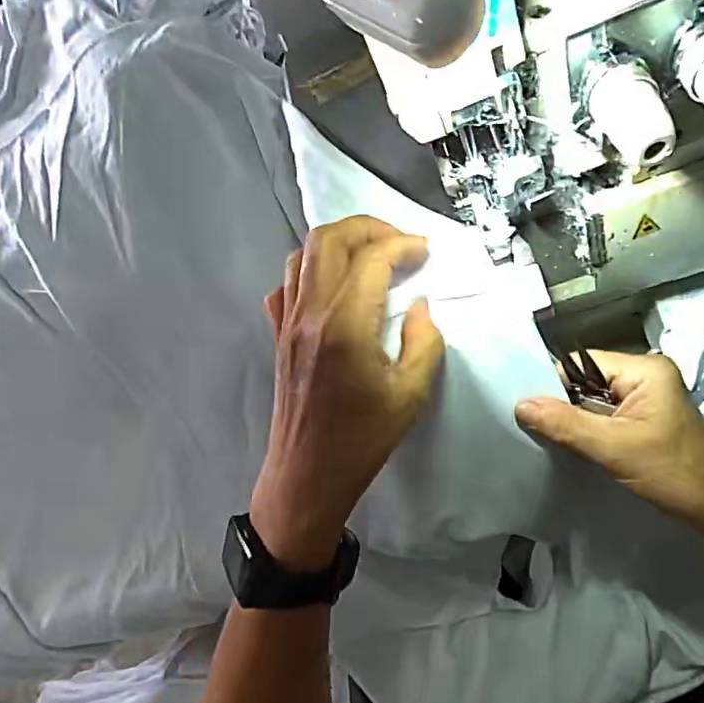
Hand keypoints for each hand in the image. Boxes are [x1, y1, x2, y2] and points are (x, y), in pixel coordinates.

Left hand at [251, 216, 444, 569]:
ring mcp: (287, 323)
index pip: (372, 259)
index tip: (425, 249)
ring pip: (303, 254)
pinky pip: (287, 285)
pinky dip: (312, 271)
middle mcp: (310, 314)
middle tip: (400, 242)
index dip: (403, 244)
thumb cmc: (363, 439)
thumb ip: (423, 341)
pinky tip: (335, 288)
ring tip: (371, 256)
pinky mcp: (278, 336)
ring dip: (339, 243)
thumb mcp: (411, 394)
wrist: (308, 474)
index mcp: (345, 326)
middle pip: (329, 239)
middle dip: (368, 228)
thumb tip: (418, 305)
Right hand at [514, 351, 703, 544]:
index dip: (553, 382)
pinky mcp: (644, 421)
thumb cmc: (672, 474)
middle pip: (587, 380)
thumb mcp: (614, 448)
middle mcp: (646, 376)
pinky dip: (587, 430)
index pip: (584, 363)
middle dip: (561, 403)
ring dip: (573, 419)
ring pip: (594, 401)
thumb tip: (521, 404)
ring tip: (544, 435)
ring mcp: (646, 400)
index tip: (523, 404)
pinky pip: (605, 417)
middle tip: (529, 423)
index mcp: (645, 370)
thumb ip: (566, 424)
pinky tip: (569, 445)